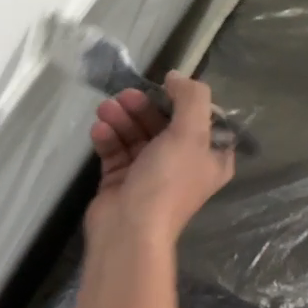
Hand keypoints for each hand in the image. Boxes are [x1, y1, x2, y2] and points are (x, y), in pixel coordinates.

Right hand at [84, 72, 233, 247]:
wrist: (127, 230)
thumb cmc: (166, 183)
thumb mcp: (191, 134)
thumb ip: (190, 98)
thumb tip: (177, 77)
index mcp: (209, 157)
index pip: (201, 119)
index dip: (183, 101)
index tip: (164, 86)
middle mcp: (181, 165)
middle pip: (163, 125)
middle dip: (143, 108)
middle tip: (124, 95)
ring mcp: (148, 174)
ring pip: (136, 136)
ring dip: (121, 120)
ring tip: (105, 109)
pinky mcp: (120, 181)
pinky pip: (115, 152)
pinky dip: (108, 138)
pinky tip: (99, 129)